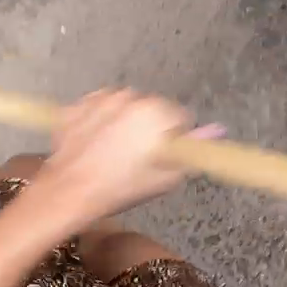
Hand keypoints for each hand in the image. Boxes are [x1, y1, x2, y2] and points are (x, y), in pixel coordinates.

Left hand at [34, 89, 204, 228]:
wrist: (69, 190)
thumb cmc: (121, 187)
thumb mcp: (165, 176)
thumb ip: (193, 149)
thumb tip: (217, 129)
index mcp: (157, 110)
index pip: (180, 117)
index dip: (173, 140)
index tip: (160, 158)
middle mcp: (130, 96)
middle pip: (152, 109)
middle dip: (148, 128)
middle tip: (136, 159)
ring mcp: (101, 98)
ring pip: (124, 107)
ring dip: (124, 123)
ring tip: (113, 153)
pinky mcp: (77, 105)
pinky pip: (97, 109)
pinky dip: (99, 121)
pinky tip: (95, 145)